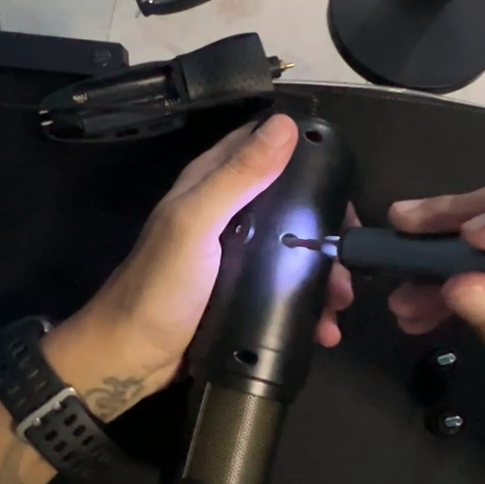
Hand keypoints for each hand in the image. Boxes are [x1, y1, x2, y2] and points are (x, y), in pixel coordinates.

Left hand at [44, 114, 353, 419]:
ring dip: (323, 270)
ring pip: (291, 247)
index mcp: (208, 184)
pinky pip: (284, 287)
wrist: (133, 357)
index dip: (303, 149)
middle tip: (351, 249)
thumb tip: (285, 126)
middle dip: (325, 222)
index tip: (345, 171)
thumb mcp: (197, 224)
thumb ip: (238, 177)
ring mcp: (233, 255)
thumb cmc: (161, 286)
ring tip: (342, 299)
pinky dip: (308, 303)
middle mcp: (224, 212)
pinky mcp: (240, 292)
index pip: (262, 145)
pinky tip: (325, 326)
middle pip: (288, 201)